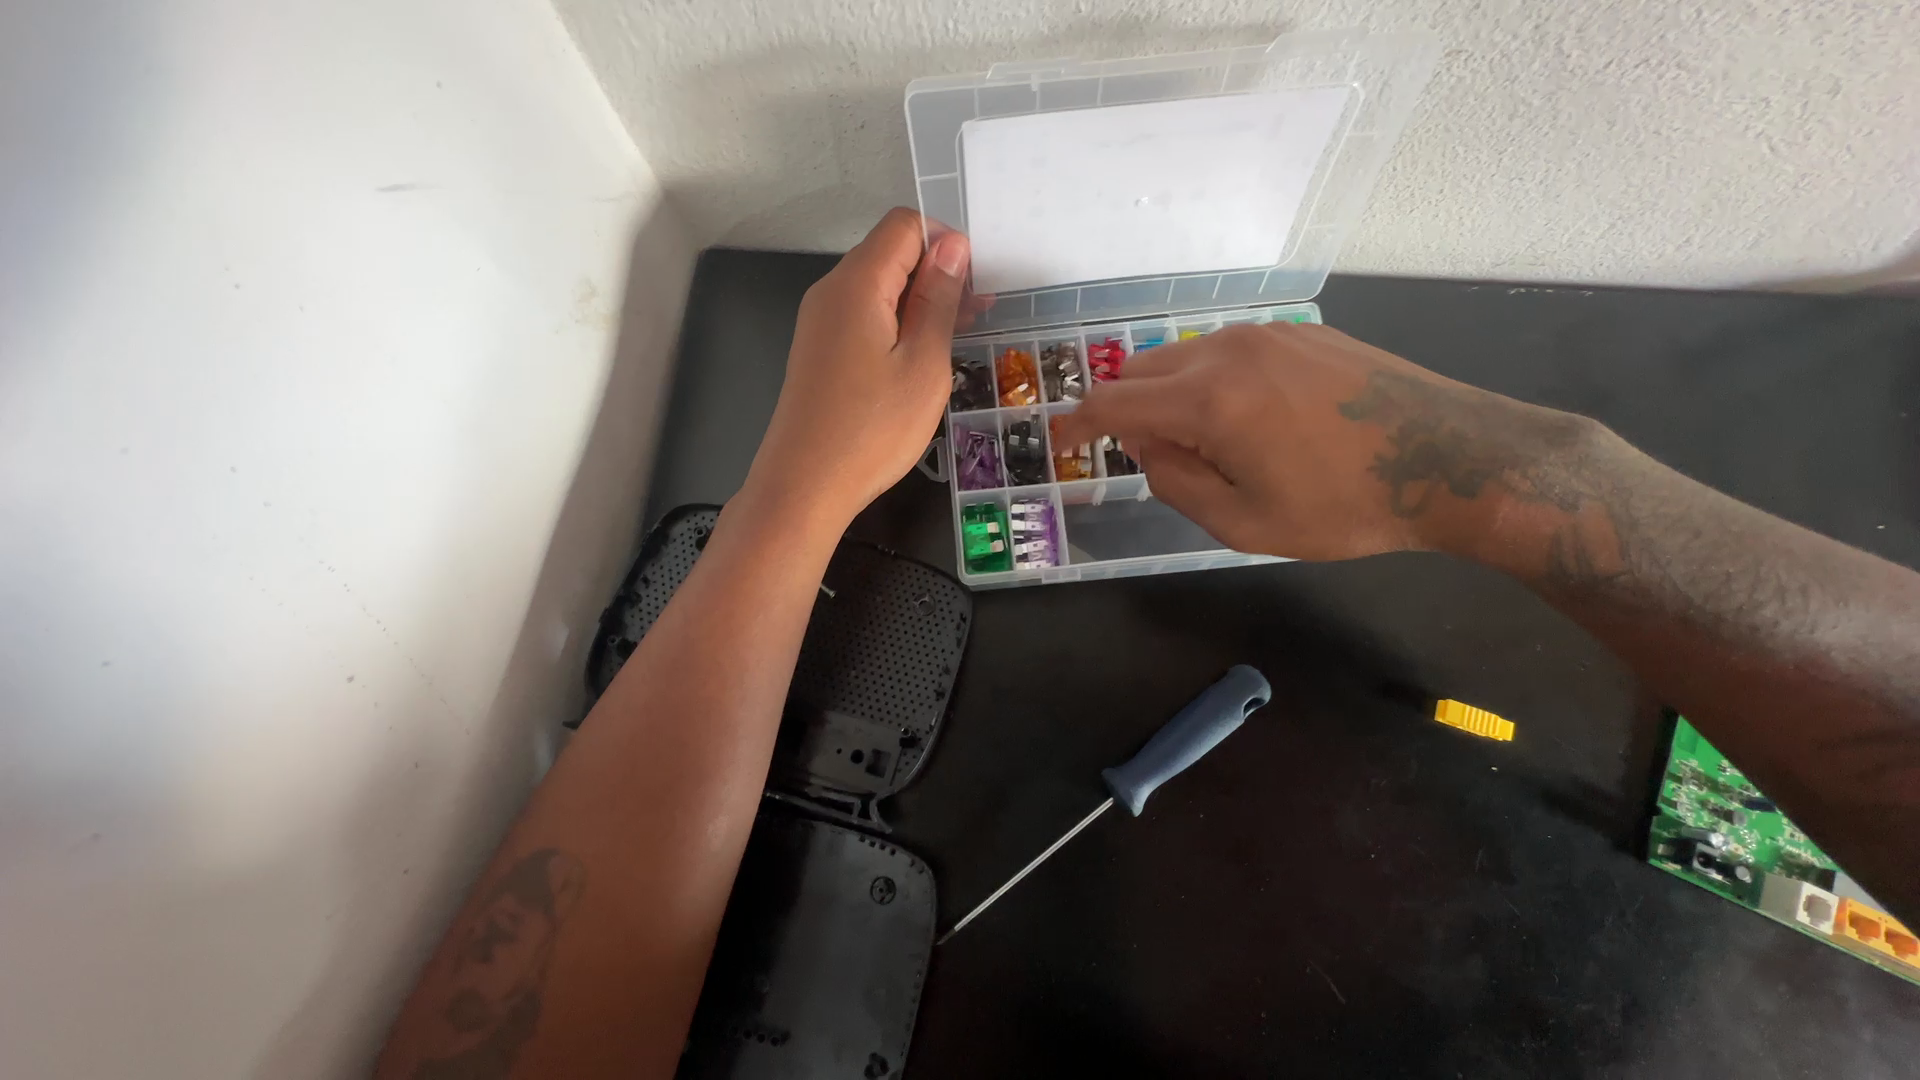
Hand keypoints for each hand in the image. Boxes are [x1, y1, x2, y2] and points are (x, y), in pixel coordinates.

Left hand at [739, 208, 969, 527]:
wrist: (804, 485)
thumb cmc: (872, 429)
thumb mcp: (923, 363)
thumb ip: (937, 300)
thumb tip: (952, 247)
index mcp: (856, 284)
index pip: (904, 226)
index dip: (945, 243)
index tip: (974, 287)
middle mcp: (830, 292)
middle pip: (888, 254)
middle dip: (936, 274)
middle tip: (976, 317)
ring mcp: (819, 323)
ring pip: (877, 289)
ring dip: (919, 303)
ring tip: (956, 339)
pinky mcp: (819, 352)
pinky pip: (862, 318)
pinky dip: (896, 326)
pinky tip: (918, 359)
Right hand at [1052, 322, 1598, 560]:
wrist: (1453, 459)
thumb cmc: (1345, 507)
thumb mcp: (1245, 523)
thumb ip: (1175, 484)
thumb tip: (1146, 448)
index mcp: (1208, 401)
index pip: (1112, 404)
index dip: (1076, 425)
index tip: (1059, 441)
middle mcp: (1227, 352)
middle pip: (1138, 370)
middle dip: (1122, 410)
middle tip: (1147, 456)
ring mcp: (1266, 334)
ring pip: (1181, 356)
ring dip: (1166, 394)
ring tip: (1205, 442)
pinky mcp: (1299, 332)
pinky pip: (1225, 350)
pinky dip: (1207, 380)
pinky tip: (1246, 415)